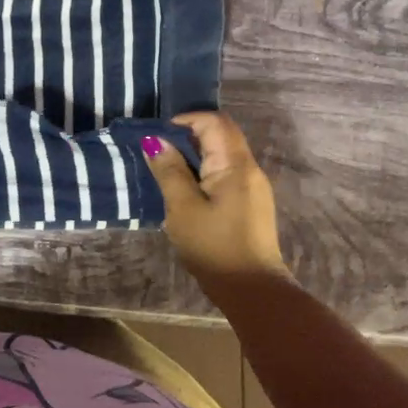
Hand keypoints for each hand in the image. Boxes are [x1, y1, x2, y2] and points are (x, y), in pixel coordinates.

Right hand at [141, 111, 292, 291]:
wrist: (251, 288)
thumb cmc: (213, 245)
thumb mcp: (182, 207)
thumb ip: (169, 170)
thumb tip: (155, 140)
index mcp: (236, 165)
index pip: (215, 122)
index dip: (186, 120)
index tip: (158, 133)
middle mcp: (250, 169)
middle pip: (222, 135)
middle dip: (189, 134)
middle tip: (157, 149)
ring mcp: (253, 187)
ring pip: (224, 154)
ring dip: (195, 153)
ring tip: (166, 167)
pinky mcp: (250, 202)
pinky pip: (226, 172)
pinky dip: (204, 169)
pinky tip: (185, 188)